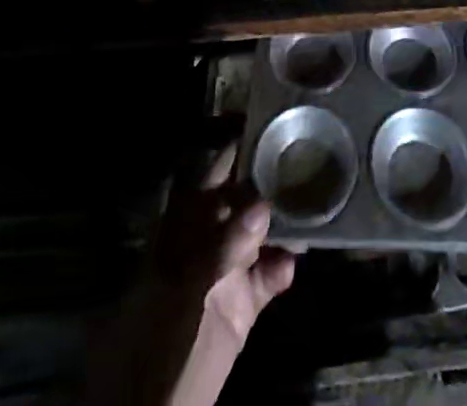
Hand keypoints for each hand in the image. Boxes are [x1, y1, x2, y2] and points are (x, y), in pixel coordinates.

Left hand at [88, 144, 295, 405]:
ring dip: (286, 228)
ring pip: (261, 237)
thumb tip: (262, 205)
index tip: (268, 124)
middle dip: (273, 186)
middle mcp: (206, 243)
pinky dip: (282, 270)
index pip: (212, 175)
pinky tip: (293, 266)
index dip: (237, 150)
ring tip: (312, 215)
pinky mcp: (241, 307)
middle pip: (244, 202)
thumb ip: (221, 248)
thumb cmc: (155, 342)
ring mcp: (224, 274)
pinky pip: (267, 278)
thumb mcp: (184, 289)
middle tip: (309, 167)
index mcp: (182, 228)